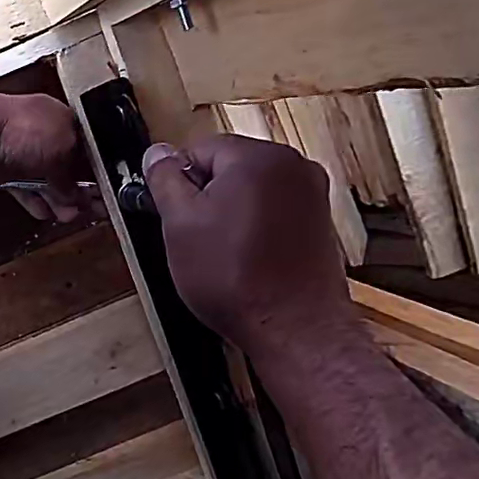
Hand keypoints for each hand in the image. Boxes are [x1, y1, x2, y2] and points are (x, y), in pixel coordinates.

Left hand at [0, 91, 93, 221]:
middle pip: (66, 167)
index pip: (86, 148)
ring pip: (45, 180)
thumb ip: (72, 175)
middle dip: (78, 190)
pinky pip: (24, 188)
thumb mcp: (63, 149)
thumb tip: (76, 194)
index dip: (95, 172)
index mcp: (62, 118)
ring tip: (69, 215)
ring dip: (58, 199)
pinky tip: (46, 212)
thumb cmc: (20, 127)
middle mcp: (41, 133)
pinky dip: (35, 200)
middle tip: (89, 208)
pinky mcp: (2, 169)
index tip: (101, 192)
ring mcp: (21, 151)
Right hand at [142, 134, 357, 352]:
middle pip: (228, 166)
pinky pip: (273, 211)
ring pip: (250, 190)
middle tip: (193, 236)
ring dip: (229, 213)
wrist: (293, 330)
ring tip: (220, 252)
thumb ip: (164, 179)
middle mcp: (294, 166)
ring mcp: (312, 195)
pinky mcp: (320, 223)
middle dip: (205, 195)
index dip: (178, 182)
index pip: (199, 149)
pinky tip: (244, 259)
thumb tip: (158, 154)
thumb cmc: (235, 278)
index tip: (172, 213)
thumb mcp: (179, 223)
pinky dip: (254, 228)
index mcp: (259, 157)